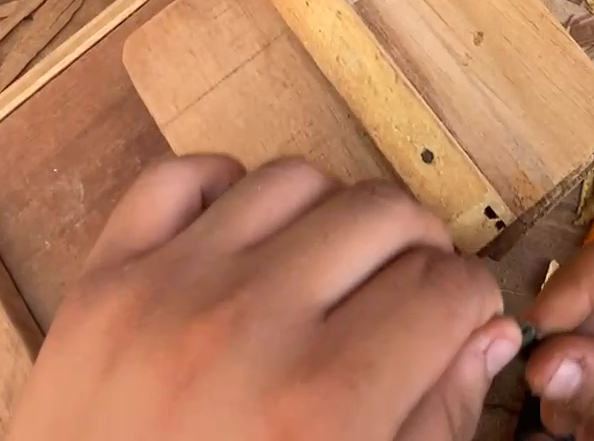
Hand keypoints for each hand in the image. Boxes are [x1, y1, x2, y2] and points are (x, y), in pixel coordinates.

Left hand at [9, 156, 520, 440]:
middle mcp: (245, 330)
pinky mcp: (102, 283)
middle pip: (382, 213)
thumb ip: (439, 423)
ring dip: (332, 213)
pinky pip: (181, 176)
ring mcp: (163, 294)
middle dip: (419, 245)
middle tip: (409, 287)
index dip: (473, 297)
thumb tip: (491, 330)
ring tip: (330, 266)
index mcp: (320, 410)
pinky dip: (226, 189)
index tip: (463, 314)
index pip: (445, 289)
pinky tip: (246, 238)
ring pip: (296, 177)